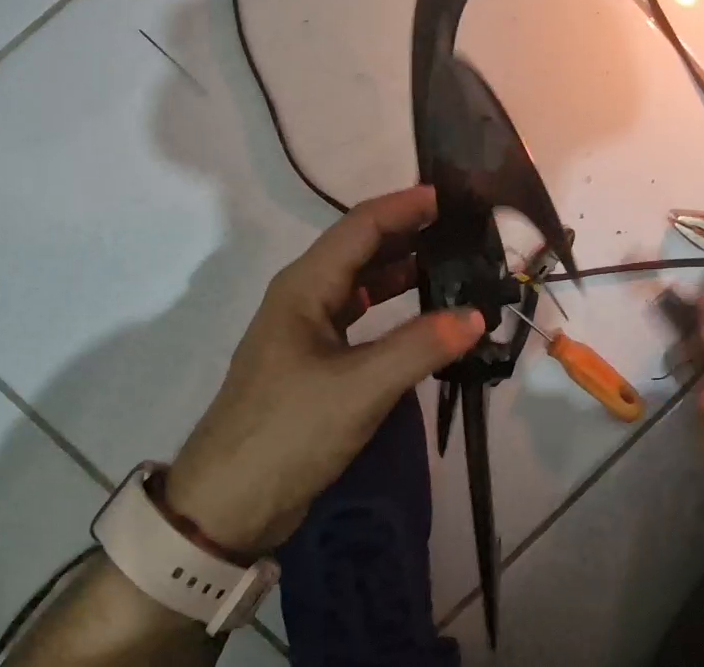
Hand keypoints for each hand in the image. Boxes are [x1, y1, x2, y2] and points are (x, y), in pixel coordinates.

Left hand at [163, 186, 483, 556]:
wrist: (228, 505)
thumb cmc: (288, 431)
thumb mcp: (359, 388)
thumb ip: (419, 347)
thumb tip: (476, 316)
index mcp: (304, 287)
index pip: (361, 227)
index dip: (405, 207)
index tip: (451, 197)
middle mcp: (304, 298)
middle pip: (362, 250)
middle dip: (410, 234)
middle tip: (464, 230)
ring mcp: (307, 332)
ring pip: (362, 285)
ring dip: (404, 273)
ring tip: (456, 266)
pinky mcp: (315, 364)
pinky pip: (361, 320)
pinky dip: (394, 311)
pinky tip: (426, 319)